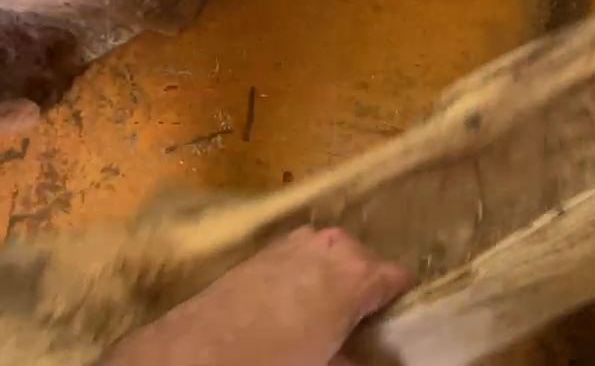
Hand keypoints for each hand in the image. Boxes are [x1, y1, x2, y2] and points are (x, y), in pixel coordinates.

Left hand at [101, 227, 413, 365]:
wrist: (192, 355)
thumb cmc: (271, 364)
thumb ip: (357, 362)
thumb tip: (376, 361)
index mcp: (357, 273)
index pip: (400, 280)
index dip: (402, 306)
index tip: (399, 329)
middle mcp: (335, 245)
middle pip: (368, 266)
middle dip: (368, 297)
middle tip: (359, 335)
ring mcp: (300, 241)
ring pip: (336, 260)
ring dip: (337, 286)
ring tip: (324, 325)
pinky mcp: (271, 247)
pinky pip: (307, 259)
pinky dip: (310, 279)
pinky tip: (293, 312)